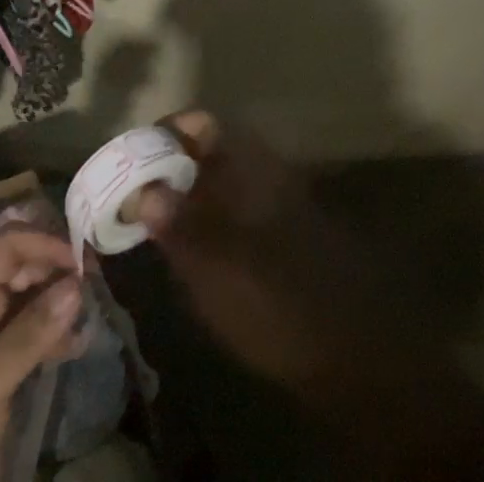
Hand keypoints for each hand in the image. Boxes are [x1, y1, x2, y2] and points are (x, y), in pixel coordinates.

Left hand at [0, 229, 82, 481]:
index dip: (40, 243)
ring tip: (92, 309)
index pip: (2, 250)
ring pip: (31, 298)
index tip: (81, 257)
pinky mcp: (6, 364)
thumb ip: (29, 334)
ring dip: (60, 299)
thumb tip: (76, 283)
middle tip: (96, 281)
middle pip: (20, 268)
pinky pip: (36, 331)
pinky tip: (78, 342)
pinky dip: (58, 330)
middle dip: (56, 267)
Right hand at [133, 110, 380, 386]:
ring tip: (150, 221)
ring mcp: (278, 207)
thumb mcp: (214, 267)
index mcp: (250, 169)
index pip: (201, 125)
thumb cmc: (277, 304)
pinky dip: (206, 219)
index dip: (163, 135)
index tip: (130, 160)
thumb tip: (143, 189)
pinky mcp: (283, 240)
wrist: (354, 357)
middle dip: (168, 166)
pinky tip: (188, 250)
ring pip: (220, 183)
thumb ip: (175, 223)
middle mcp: (265, 176)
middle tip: (131, 193)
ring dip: (186, 194)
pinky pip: (232, 211)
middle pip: (208, 153)